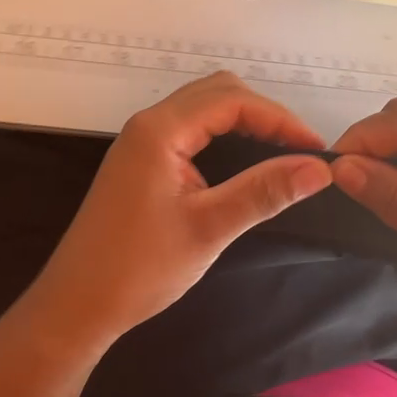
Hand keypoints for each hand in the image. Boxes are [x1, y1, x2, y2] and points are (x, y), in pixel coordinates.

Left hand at [25, 73, 333, 345]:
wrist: (77, 303)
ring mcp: (141, 139)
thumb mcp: (210, 228)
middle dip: (263, 113)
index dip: (280, 119)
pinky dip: (222, 132)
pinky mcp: (140, 159)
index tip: (316, 149)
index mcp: (161, 129)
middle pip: (217, 92)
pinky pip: (189, 127)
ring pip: (202, 107)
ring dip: (243, 119)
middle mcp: (149, 123)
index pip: (232, 100)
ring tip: (279, 151)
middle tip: (299, 150)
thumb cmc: (141, 267)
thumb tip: (319, 169)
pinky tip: (241, 159)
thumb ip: (264, 191)